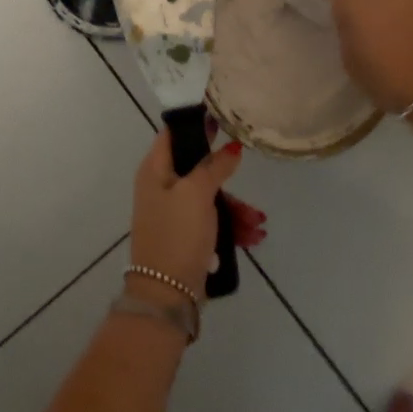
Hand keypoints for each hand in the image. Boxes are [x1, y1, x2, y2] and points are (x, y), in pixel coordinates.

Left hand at [127, 131, 263, 301]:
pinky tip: (252, 235)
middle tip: (247, 175)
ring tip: (257, 222)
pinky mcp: (185, 237)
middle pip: (196, 168)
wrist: (166, 294)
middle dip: (226, 177)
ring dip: (235, 207)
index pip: (172, 135)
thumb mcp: (197, 193)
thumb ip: (215, 166)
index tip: (222, 116)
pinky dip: (230, 226)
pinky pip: (211, 222)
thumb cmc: (177, 234)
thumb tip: (231, 146)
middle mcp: (161, 188)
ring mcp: (173, 214)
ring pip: (208, 197)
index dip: (195, 124)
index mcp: (155, 171)